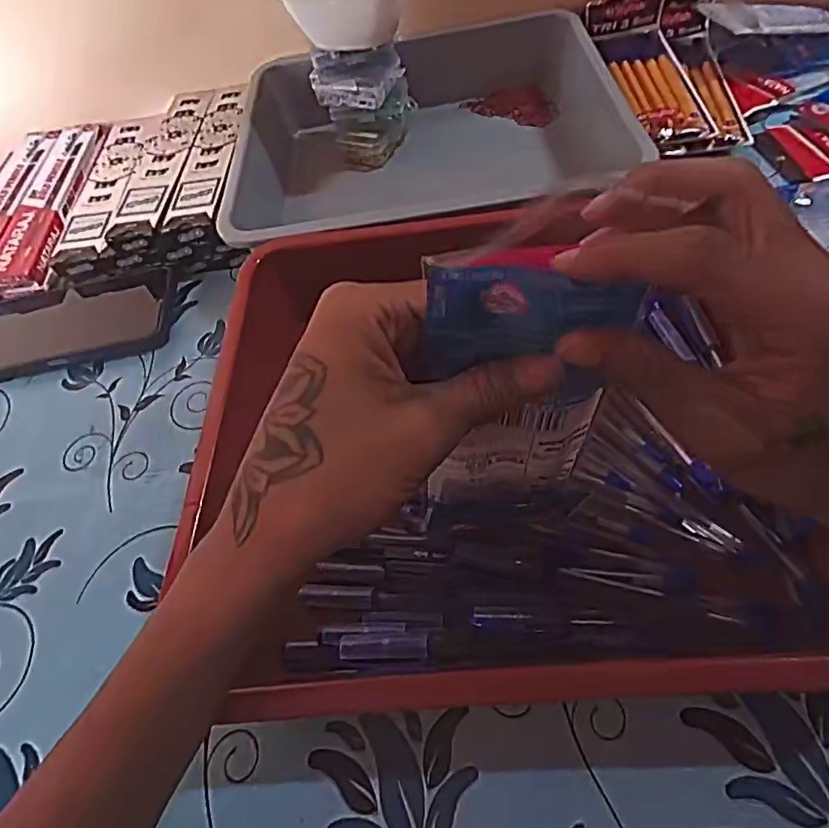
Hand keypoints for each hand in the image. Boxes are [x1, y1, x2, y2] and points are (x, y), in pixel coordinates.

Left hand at [210, 280, 562, 579]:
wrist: (271, 534)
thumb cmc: (343, 471)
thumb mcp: (426, 426)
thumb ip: (492, 388)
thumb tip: (556, 364)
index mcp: (362, 306)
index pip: (451, 293)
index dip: (506, 312)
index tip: (557, 327)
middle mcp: (352, 313)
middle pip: (439, 318)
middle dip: (492, 344)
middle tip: (556, 356)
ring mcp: (348, 346)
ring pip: (428, 347)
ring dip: (472, 368)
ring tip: (538, 376)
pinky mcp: (350, 377)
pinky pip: (408, 370)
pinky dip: (444, 385)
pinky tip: (492, 397)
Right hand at [552, 159, 828, 526]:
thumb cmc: (792, 459)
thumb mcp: (710, 429)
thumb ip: (644, 373)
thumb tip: (570, 340)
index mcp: (795, 313)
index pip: (702, 252)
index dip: (626, 253)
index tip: (568, 265)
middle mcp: (808, 268)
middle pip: (732, 185)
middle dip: (652, 188)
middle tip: (590, 217)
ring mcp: (804, 258)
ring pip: (732, 189)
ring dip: (663, 193)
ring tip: (603, 220)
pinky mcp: (789, 261)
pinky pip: (732, 214)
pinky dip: (678, 213)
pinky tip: (639, 237)